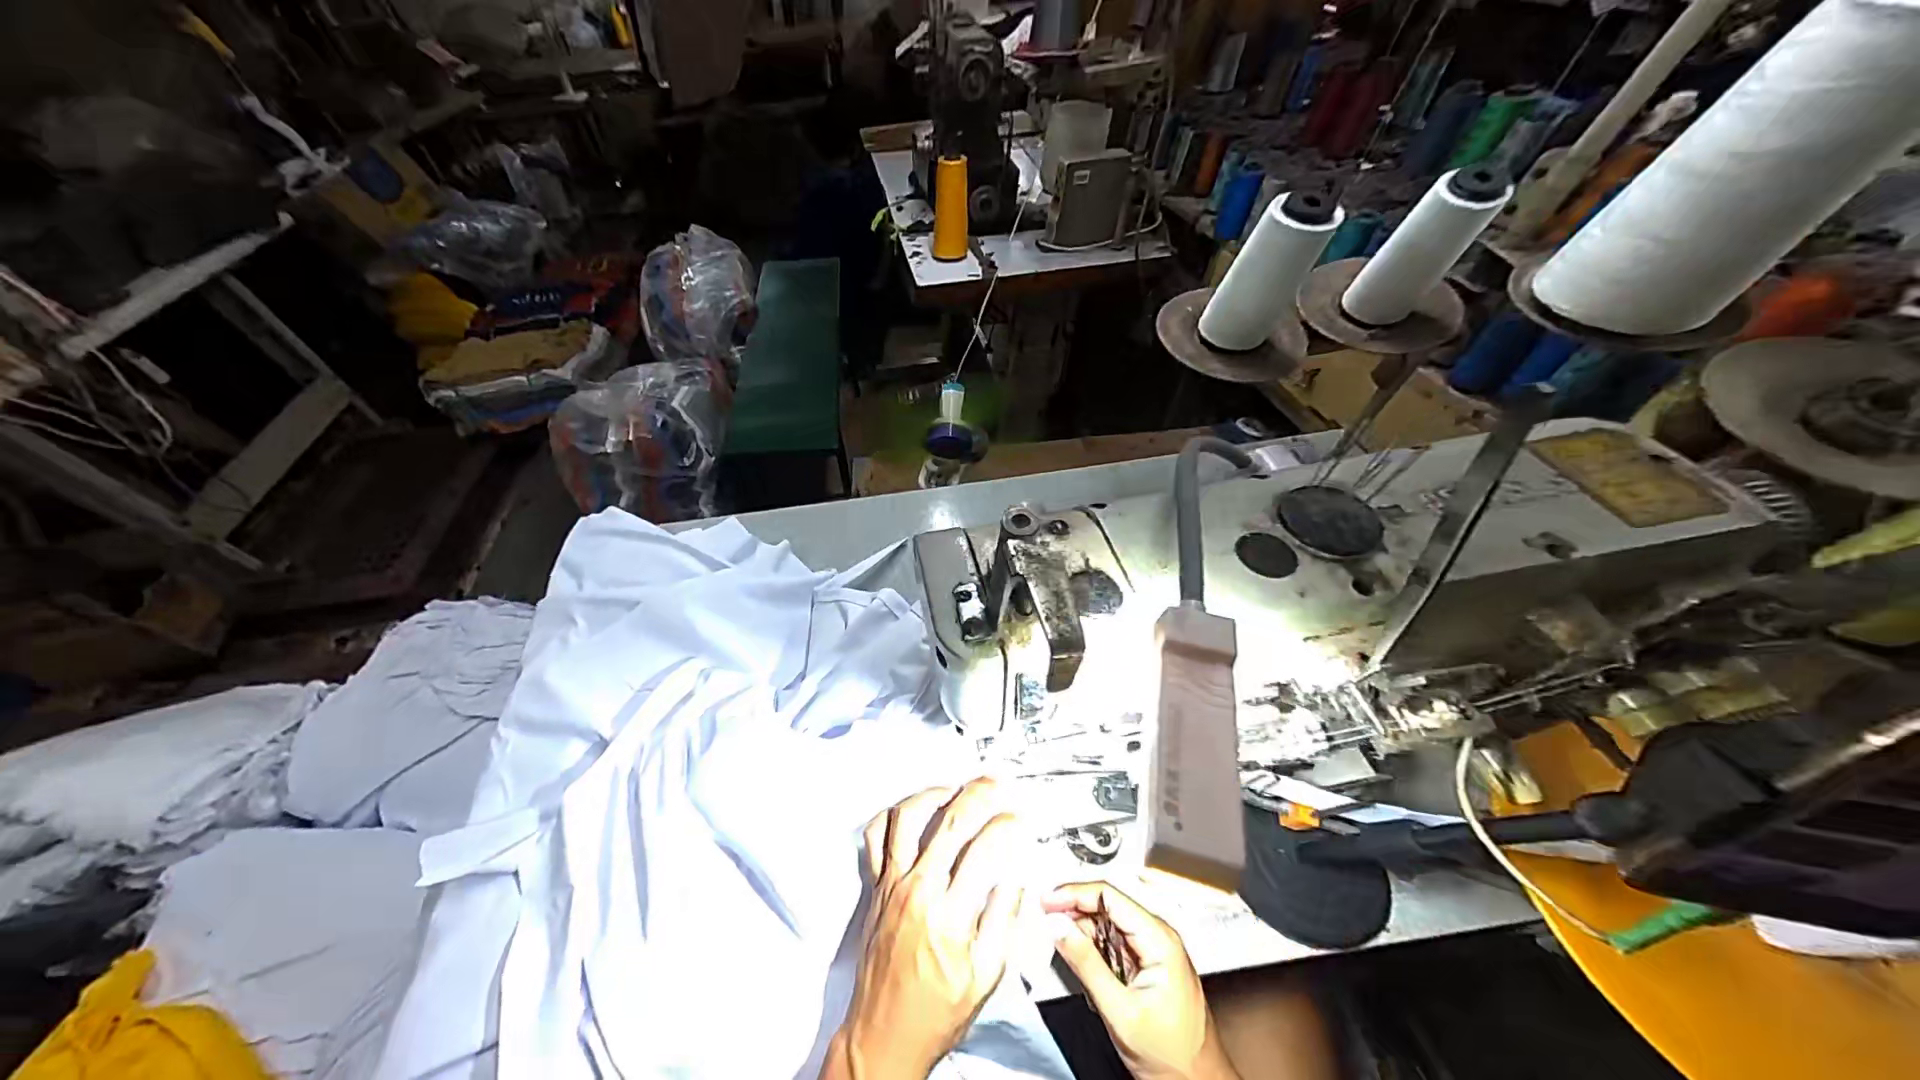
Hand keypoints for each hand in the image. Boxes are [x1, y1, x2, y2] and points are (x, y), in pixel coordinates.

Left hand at [826, 779, 1025, 1079]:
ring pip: (907, 819)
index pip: (983, 850)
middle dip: (979, 795)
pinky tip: (909, 811)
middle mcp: (917, 891)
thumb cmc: (930, 1014)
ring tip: (953, 789)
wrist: (884, 1036)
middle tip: (995, 787)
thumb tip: (1013, 883)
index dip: (1005, 827)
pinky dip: (891, 816)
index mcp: (949, 915)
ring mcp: (892, 885)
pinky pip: (875, 838)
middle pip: (950, 823)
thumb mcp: (984, 977)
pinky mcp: (876, 888)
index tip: (1016, 821)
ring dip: (934, 795)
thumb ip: (1002, 922)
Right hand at [1045, 881, 1237, 1079]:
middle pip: (1107, 906)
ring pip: (1107, 925)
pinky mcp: (1146, 965)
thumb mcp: (1120, 1011)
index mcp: (1159, 939)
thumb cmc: (1173, 1057)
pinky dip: (1092, 949)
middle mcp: (1158, 937)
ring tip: (1064, 950)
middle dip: (1075, 912)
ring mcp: (1152, 950)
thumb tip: (1058, 925)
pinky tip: (1083, 965)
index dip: (1074, 894)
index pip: (1109, 896)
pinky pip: (1112, 944)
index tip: (1047, 901)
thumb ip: (1086, 963)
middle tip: (1048, 923)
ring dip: (1082, 932)